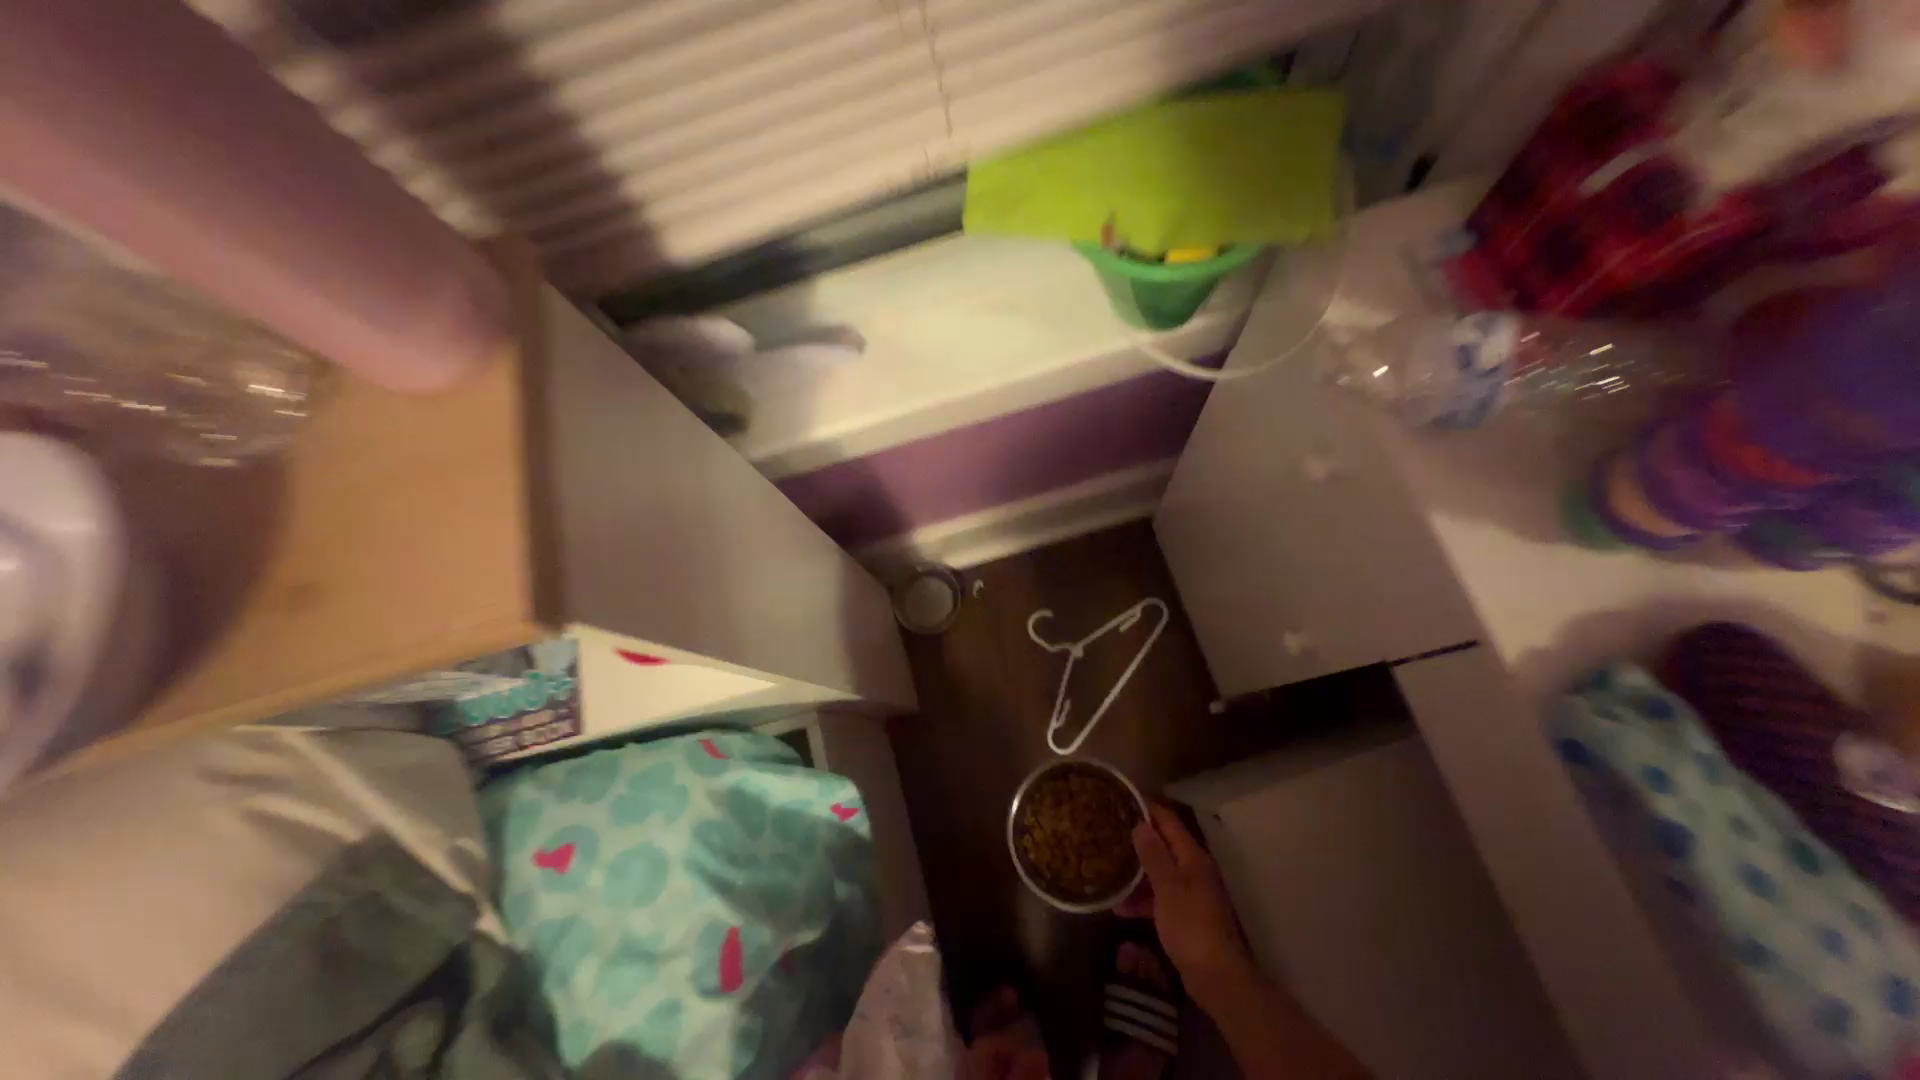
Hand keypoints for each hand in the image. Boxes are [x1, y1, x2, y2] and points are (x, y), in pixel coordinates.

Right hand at [1117, 803, 1254, 1000]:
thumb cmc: (1190, 925)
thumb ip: (1153, 855)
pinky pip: (1159, 898)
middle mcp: (1193, 870)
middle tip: (1107, 833)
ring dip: (1135, 874)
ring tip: (1106, 871)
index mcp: (1193, 858)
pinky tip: (1119, 908)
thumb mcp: (1168, 887)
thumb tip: (1140, 824)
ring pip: (1158, 874)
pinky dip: (1141, 900)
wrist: (1215, 975)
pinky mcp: (1184, 916)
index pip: (1169, 822)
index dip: (1148, 808)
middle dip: (1137, 841)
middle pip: (1163, 847)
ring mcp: (1190, 894)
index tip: (1122, 798)